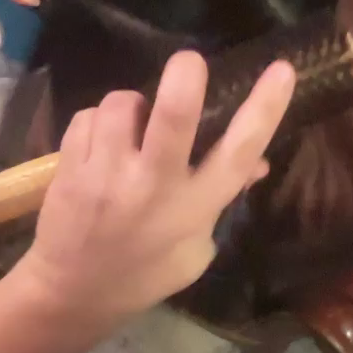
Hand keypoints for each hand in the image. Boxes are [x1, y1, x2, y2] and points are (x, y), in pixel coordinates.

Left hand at [12, 51, 293, 326]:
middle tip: (190, 61)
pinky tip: (102, 145)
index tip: (281, 70)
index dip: (263, 110)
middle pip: (172, 119)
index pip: (237, 154)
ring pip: (124, 105)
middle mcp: (152, 187)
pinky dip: (100, 122)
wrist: (73, 292)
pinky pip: (89, 117)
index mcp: (192, 209)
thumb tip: (256, 162)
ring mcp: (106, 175)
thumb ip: (221, 202)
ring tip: (133, 125)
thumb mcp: (196, 249)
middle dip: (184, 81)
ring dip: (133, 105)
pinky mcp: (70, 167)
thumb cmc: (146, 273)